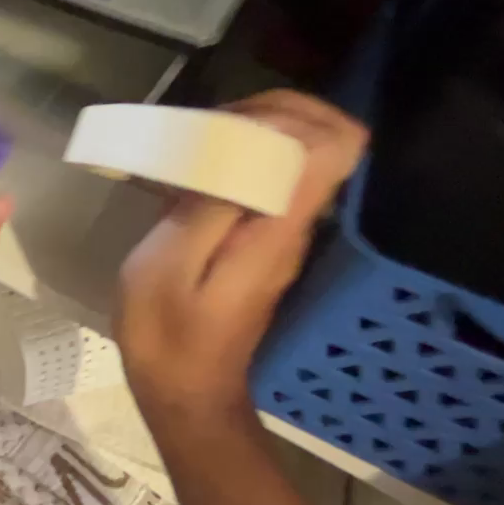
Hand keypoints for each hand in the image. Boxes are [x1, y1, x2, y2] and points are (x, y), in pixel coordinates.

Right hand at [116, 91, 367, 427]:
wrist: (184, 391)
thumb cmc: (167, 333)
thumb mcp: (166, 266)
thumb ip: (204, 205)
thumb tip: (230, 149)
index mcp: (278, 225)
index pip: (336, 145)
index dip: (293, 113)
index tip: (227, 120)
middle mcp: (293, 224)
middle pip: (323, 142)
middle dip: (269, 114)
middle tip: (204, 125)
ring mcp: (278, 235)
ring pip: (293, 161)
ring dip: (246, 136)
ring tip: (186, 146)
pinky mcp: (257, 245)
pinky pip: (262, 185)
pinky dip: (229, 166)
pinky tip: (181, 180)